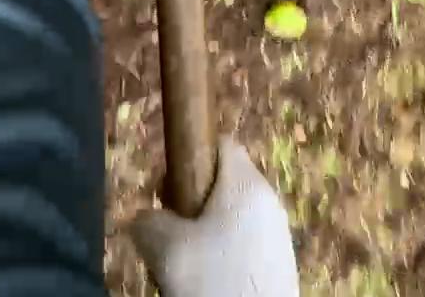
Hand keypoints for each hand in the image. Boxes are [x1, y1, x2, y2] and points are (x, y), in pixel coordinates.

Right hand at [131, 140, 299, 296]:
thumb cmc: (216, 283)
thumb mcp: (166, 250)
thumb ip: (147, 221)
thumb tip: (144, 217)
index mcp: (247, 182)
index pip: (219, 142)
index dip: (189, 158)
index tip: (167, 191)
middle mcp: (269, 198)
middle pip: (223, 182)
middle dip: (193, 203)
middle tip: (173, 236)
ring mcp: (278, 232)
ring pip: (231, 216)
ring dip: (206, 234)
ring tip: (188, 267)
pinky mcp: (280, 263)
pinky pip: (245, 244)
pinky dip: (224, 256)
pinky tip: (209, 285)